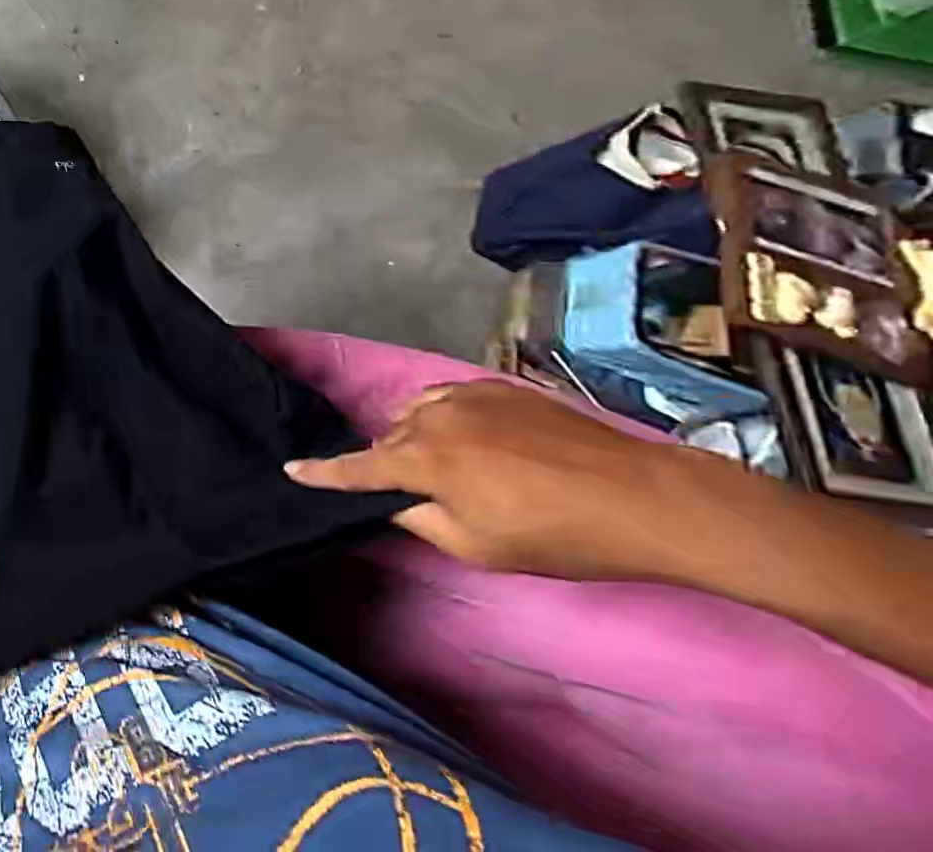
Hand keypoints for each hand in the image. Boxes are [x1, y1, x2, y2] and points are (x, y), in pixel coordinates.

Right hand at [286, 382, 757, 582]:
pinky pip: (444, 399)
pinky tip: (467, 437)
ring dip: (414, 440)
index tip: (289, 469)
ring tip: (445, 466)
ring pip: (413, 417)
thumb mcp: (476, 546)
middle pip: (387, 442)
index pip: (356, 468)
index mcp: (424, 459)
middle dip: (387, 465)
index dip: (320, 472)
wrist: (643, 496)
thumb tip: (393, 502)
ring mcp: (466, 396)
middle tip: (413, 492)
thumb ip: (419, 520)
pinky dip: (440, 418)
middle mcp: (433, 417)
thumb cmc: (556, 534)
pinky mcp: (496, 386)